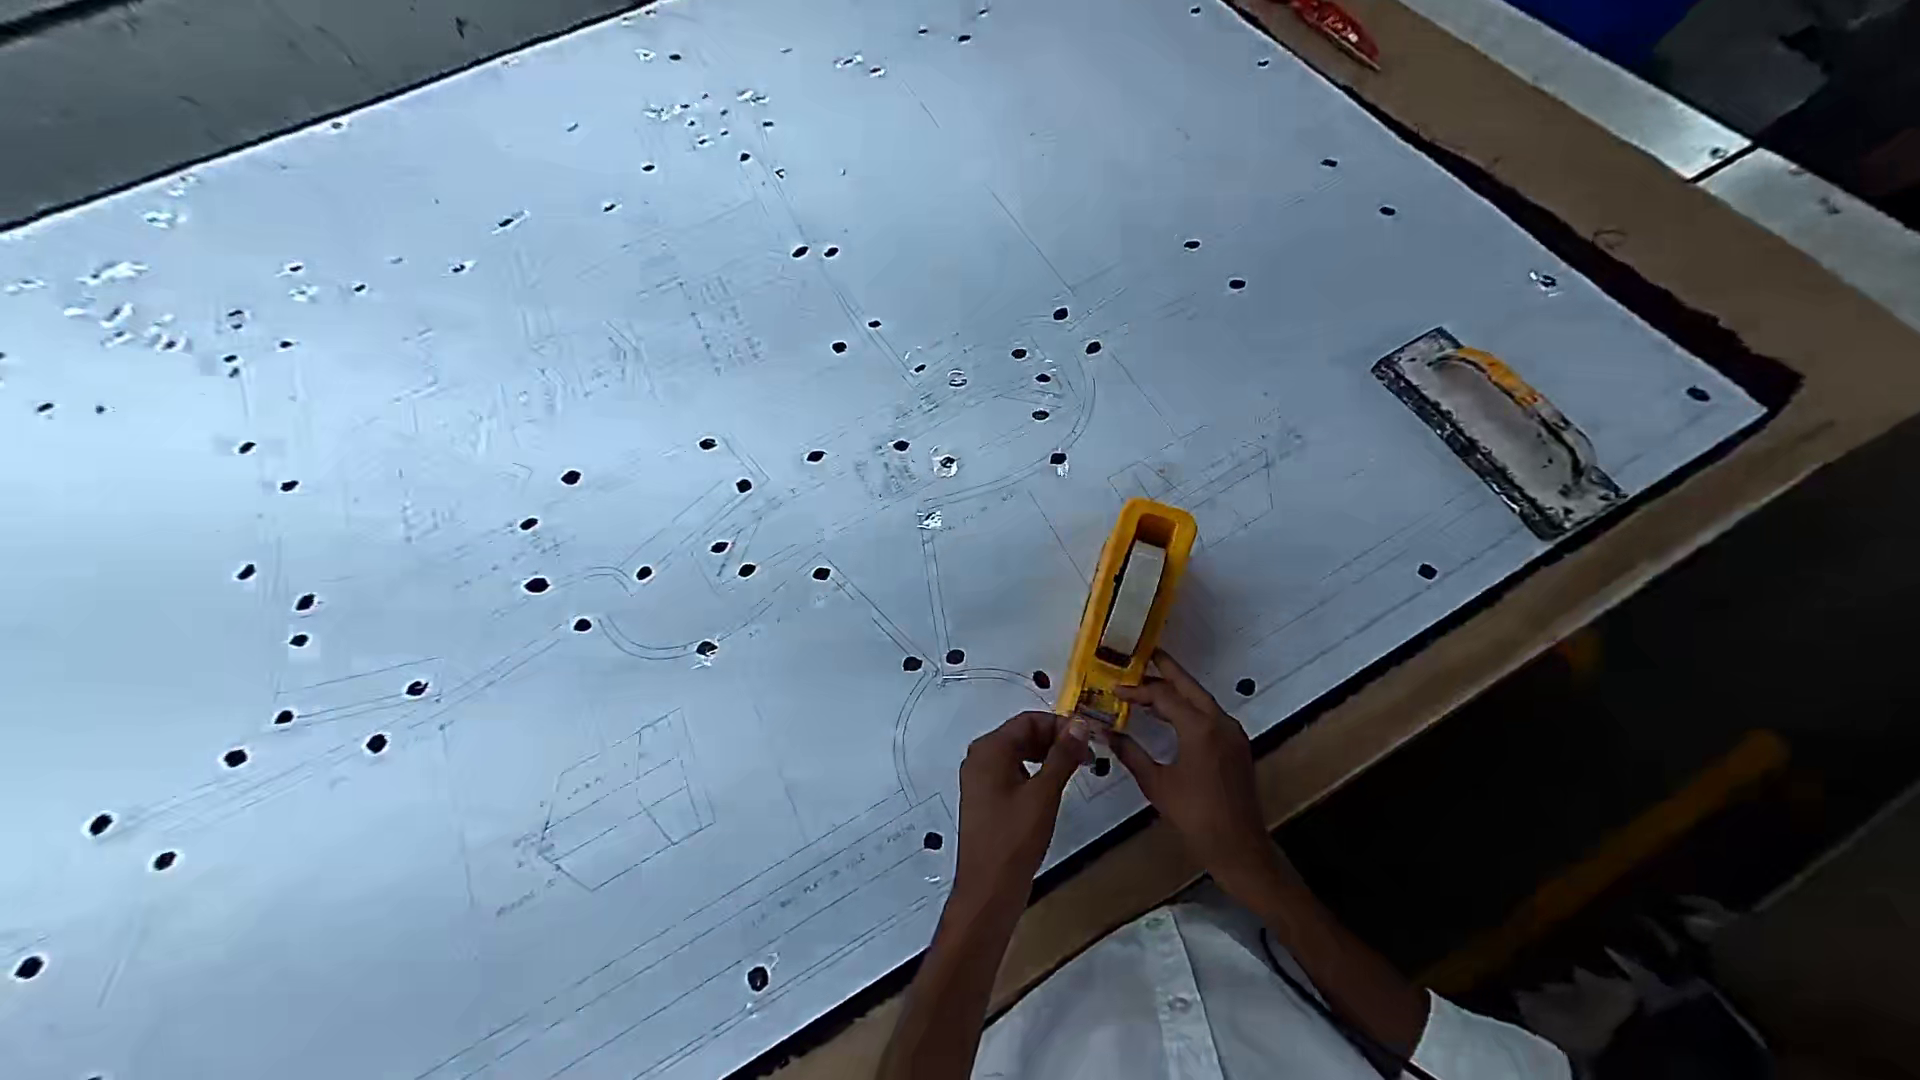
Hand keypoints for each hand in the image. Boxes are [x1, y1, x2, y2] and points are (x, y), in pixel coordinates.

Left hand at [952, 711, 1091, 904]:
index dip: (1059, 724)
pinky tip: (1054, 784)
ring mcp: (980, 779)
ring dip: (1047, 755)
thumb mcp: (1044, 794)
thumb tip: (1080, 724)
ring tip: (1076, 766)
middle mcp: (980, 758)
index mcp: (989, 750)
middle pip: (1021, 734)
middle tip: (1086, 753)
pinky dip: (1035, 770)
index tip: (1088, 736)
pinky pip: (1012, 771)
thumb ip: (1062, 755)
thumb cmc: (1014, 839)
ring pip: (1018, 752)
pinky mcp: (986, 797)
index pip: (1027, 721)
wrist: (988, 890)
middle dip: (1054, 739)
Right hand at [1110, 650, 1295, 900]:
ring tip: (1150, 683)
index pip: (1164, 696)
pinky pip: (1209, 714)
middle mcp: (1220, 722)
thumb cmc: (1195, 816)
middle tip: (1144, 656)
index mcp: (1200, 728)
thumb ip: (1130, 752)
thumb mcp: (1156, 783)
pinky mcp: (1235, 745)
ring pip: (1201, 699)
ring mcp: (1232, 733)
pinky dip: (1188, 707)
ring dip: (1176, 689)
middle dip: (1166, 671)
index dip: (1138, 690)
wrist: (1239, 847)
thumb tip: (1105, 732)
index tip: (1115, 689)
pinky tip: (1170, 714)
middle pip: (1188, 686)